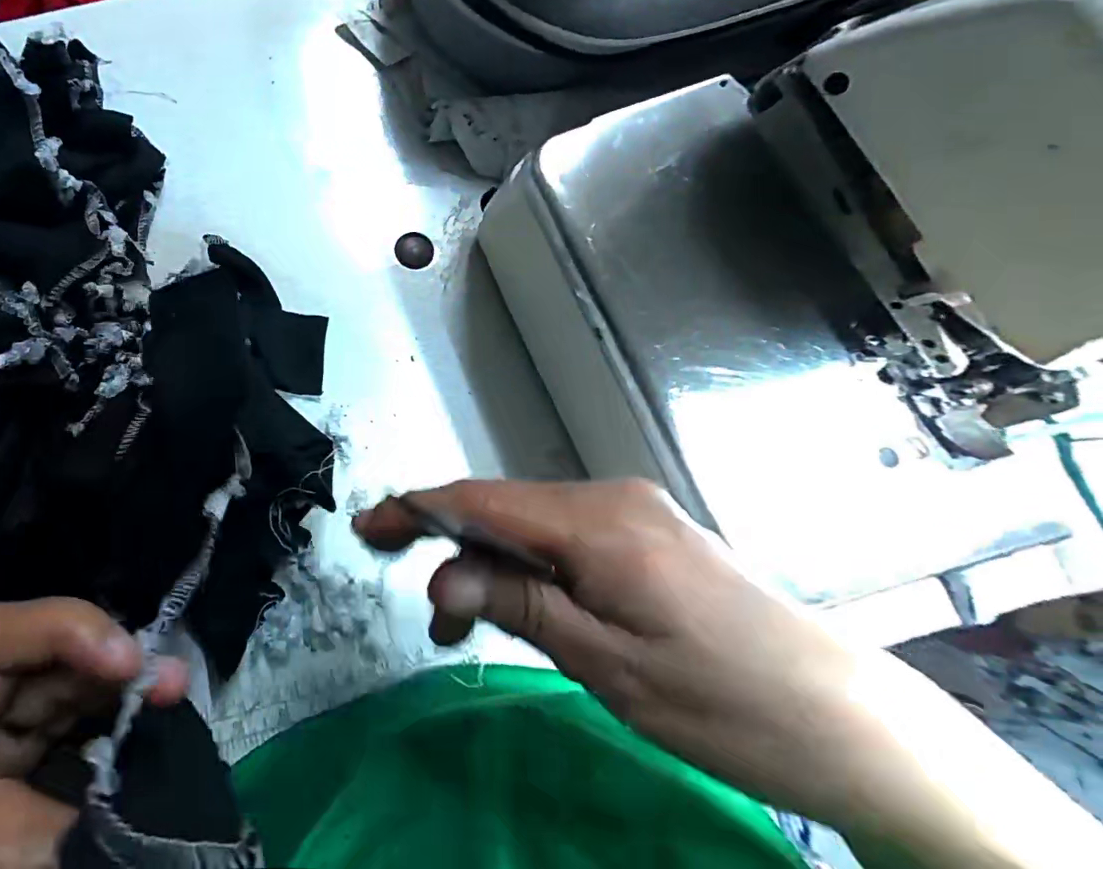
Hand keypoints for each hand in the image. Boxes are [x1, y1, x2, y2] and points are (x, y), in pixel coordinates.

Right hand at [357, 479, 1101, 868]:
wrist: (861, 729)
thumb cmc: (730, 705)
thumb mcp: (608, 666)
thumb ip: (517, 606)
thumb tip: (439, 577)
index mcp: (600, 523)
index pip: (480, 502)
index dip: (415, 511)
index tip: (366, 529)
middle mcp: (608, 499)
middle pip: (496, 508)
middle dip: (441, 541)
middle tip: (391, 569)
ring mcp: (627, 513)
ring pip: (521, 524)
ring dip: (480, 565)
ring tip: (454, 621)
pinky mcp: (638, 535)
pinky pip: (554, 538)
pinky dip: (518, 567)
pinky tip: (508, 604)